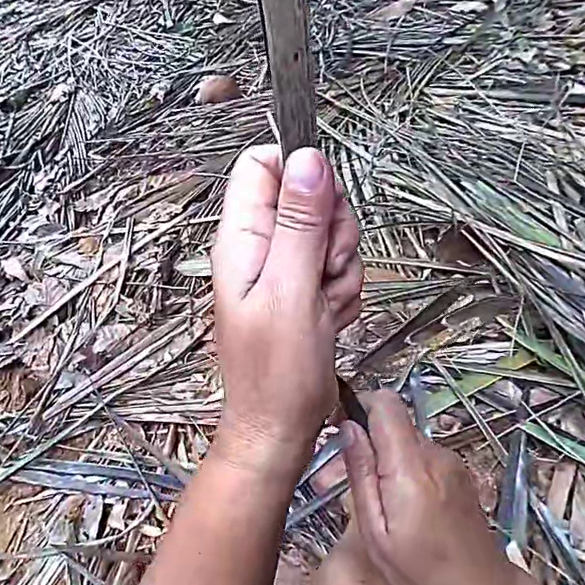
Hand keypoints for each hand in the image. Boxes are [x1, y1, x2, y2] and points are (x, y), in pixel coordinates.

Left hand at [211, 146, 361, 468]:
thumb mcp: (291, 290)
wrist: (281, 422)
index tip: (321, 204)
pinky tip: (327, 315)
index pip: (261, 165)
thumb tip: (306, 162)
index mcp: (241, 239)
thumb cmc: (275, 371)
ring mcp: (282, 268)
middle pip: (307, 196)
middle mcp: (259, 248)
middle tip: (322, 268)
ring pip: (329, 234)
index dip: (298, 172)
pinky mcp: (302, 287)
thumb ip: (300, 224)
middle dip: (332, 229)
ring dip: (340, 267)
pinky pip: (337, 266)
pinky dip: (342, 290)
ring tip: (322, 302)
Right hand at [345, 392, 526, 584]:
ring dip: (381, 457)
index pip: (385, 404)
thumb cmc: (421, 573)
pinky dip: (401, 468)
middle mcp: (436, 455)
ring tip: (367, 498)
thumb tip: (347, 428)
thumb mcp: (375, 530)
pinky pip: (420, 456)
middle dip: (363, 441)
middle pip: (391, 422)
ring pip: (404, 439)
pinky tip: (394, 503)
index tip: (339, 432)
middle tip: (338, 478)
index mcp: (412, 468)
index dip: (358, 407)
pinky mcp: (459, 473)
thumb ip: (360, 473)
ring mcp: (452, 462)